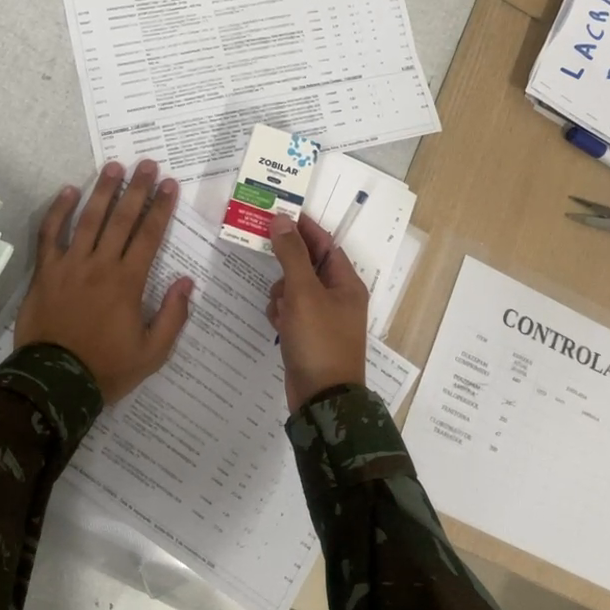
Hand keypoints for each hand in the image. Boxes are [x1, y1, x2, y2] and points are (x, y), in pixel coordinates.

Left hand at [16, 159, 193, 402]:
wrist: (55, 383)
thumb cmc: (107, 368)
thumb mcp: (152, 353)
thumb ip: (173, 316)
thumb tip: (187, 282)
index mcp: (128, 282)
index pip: (149, 235)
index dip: (161, 207)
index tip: (170, 184)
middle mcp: (100, 265)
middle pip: (122, 218)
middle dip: (136, 188)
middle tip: (146, 163)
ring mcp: (70, 264)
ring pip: (89, 219)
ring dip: (103, 191)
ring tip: (114, 166)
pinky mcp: (45, 271)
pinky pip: (50, 234)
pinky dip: (58, 211)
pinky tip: (68, 190)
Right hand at [266, 213, 368, 411]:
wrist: (322, 399)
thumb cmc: (319, 340)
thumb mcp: (303, 293)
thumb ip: (291, 253)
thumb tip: (281, 219)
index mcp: (346, 283)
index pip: (325, 243)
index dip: (303, 226)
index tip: (278, 211)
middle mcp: (338, 297)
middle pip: (307, 264)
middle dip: (287, 264)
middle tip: (262, 250)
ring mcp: (323, 317)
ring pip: (294, 288)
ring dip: (281, 292)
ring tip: (279, 307)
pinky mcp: (309, 334)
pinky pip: (290, 311)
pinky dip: (281, 313)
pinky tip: (278, 325)